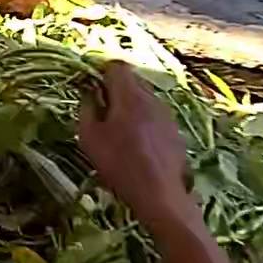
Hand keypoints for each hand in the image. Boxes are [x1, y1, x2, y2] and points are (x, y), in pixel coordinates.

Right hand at [78, 64, 194, 228]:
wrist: (159, 196)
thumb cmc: (118, 163)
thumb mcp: (89, 135)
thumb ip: (87, 107)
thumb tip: (88, 92)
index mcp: (129, 96)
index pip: (116, 66)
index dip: (101, 71)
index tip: (89, 85)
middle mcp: (151, 99)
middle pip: (132, 80)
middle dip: (114, 88)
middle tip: (99, 108)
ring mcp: (167, 116)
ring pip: (144, 98)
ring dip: (129, 105)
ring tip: (116, 127)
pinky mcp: (175, 132)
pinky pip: (154, 116)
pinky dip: (142, 120)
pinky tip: (135, 142)